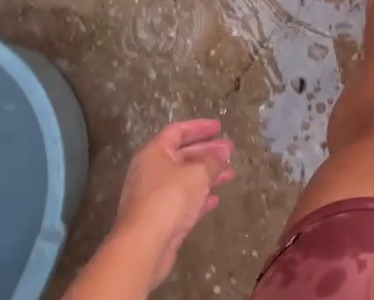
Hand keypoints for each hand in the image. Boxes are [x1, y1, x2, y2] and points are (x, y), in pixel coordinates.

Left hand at [69, 119, 233, 298]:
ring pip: (184, 180)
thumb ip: (213, 161)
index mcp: (154, 154)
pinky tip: (215, 199)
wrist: (143, 246)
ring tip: (230, 174)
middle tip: (229, 151)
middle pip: (182, 156)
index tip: (219, 127)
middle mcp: (150, 173)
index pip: (177, 131)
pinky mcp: (158, 221)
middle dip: (207, 153)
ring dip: (207, 176)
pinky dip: (198, 198)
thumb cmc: (169, 198)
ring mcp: (153, 198)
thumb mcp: (198, 174)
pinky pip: (182, 202)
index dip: (199, 127)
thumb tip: (223, 152)